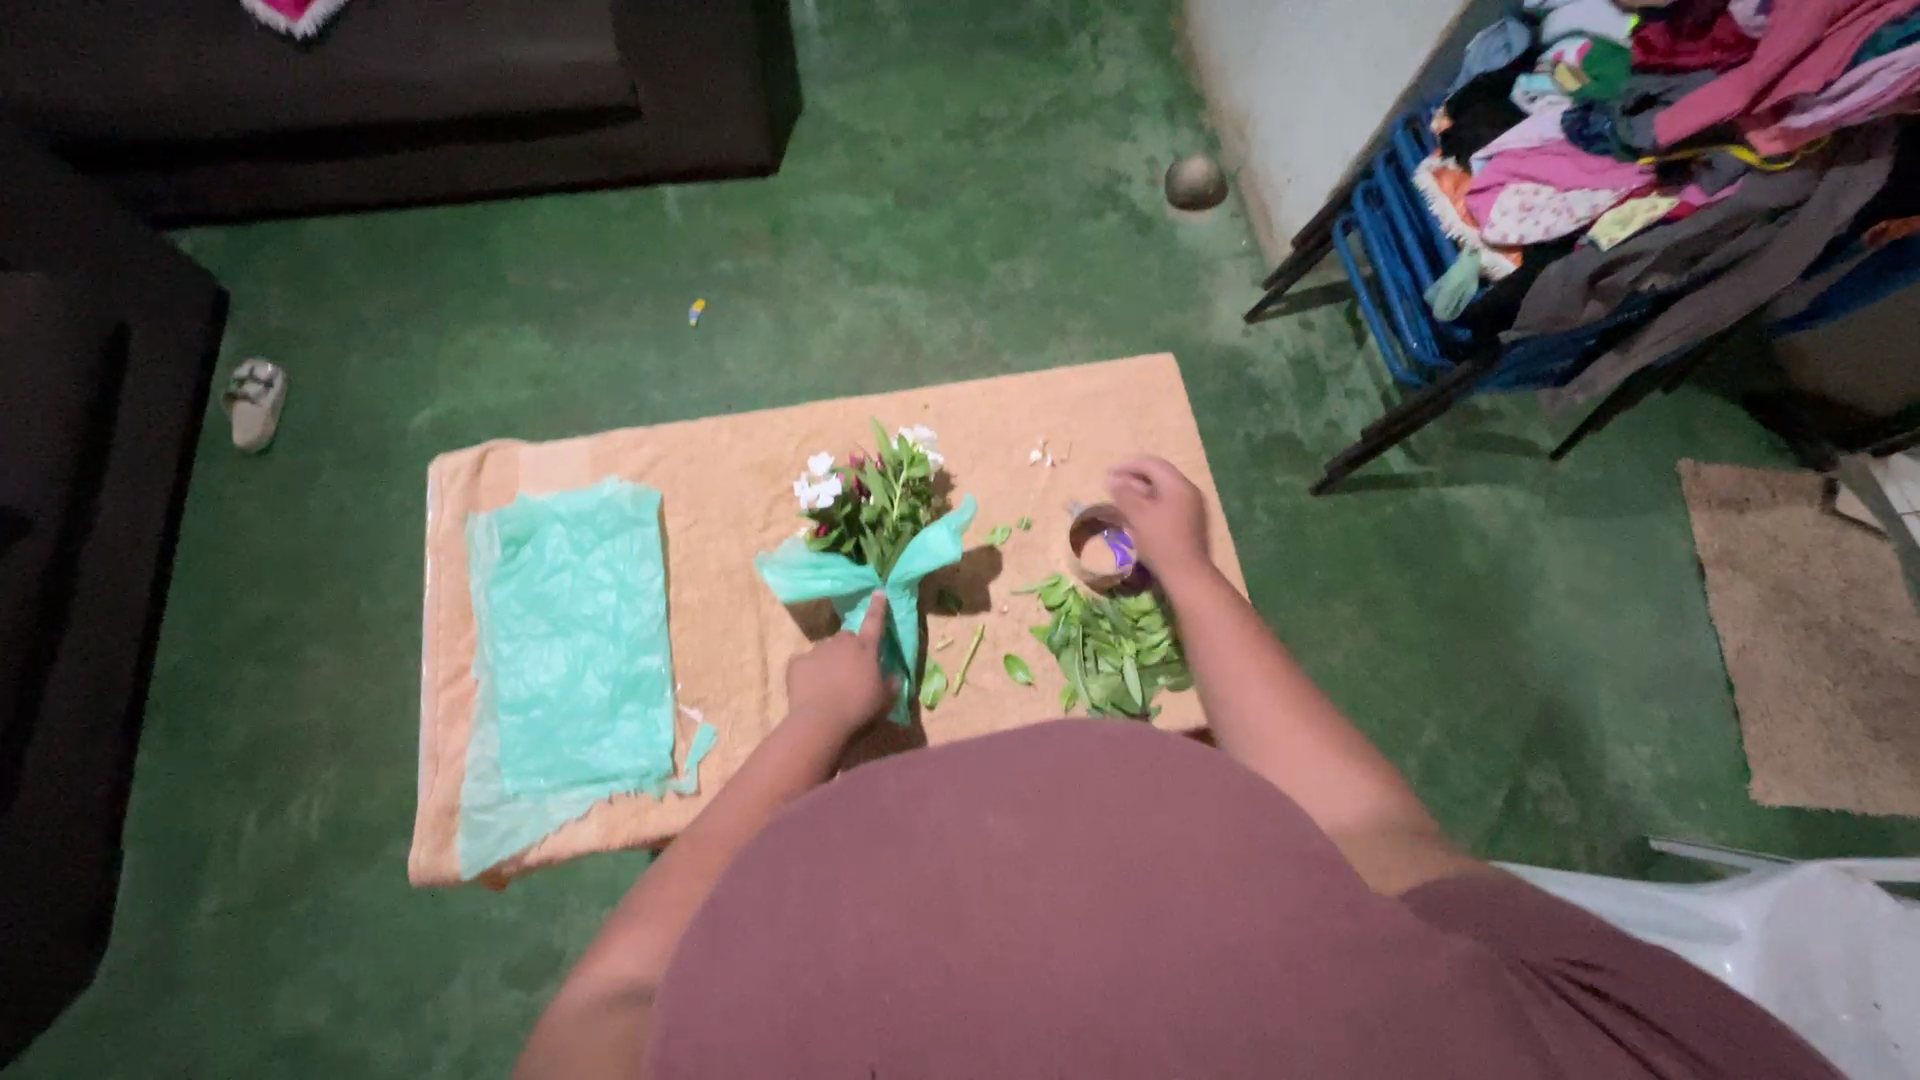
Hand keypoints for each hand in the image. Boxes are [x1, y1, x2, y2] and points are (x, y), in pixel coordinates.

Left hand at [784, 591, 897, 743]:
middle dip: (849, 649)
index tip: (878, 591)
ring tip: (829, 685)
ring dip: (829, 661)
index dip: (878, 607)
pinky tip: (810, 689)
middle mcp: (842, 643)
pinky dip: (808, 672)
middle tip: (850, 671)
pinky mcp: (797, 663)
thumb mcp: (885, 700)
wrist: (820, 721)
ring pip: (825, 650)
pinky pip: (804, 663)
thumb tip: (894, 676)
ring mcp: (817, 651)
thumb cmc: (859, 709)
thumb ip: (891, 684)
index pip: (875, 622)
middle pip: (847, 637)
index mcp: (866, 649)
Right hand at [1107, 456, 1213, 586]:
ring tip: (1121, 499)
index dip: (1127, 465)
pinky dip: (1150, 503)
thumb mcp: (1138, 516)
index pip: (1151, 464)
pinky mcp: (1190, 521)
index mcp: (1178, 485)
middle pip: (1159, 475)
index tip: (1108, 473)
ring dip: (1141, 491)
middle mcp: (1188, 491)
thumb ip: (1124, 494)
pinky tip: (1137, 514)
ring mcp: (1192, 506)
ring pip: (1163, 490)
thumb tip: (1113, 479)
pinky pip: (1167, 503)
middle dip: (1134, 478)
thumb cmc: (1160, 541)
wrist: (1186, 573)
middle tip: (1113, 485)